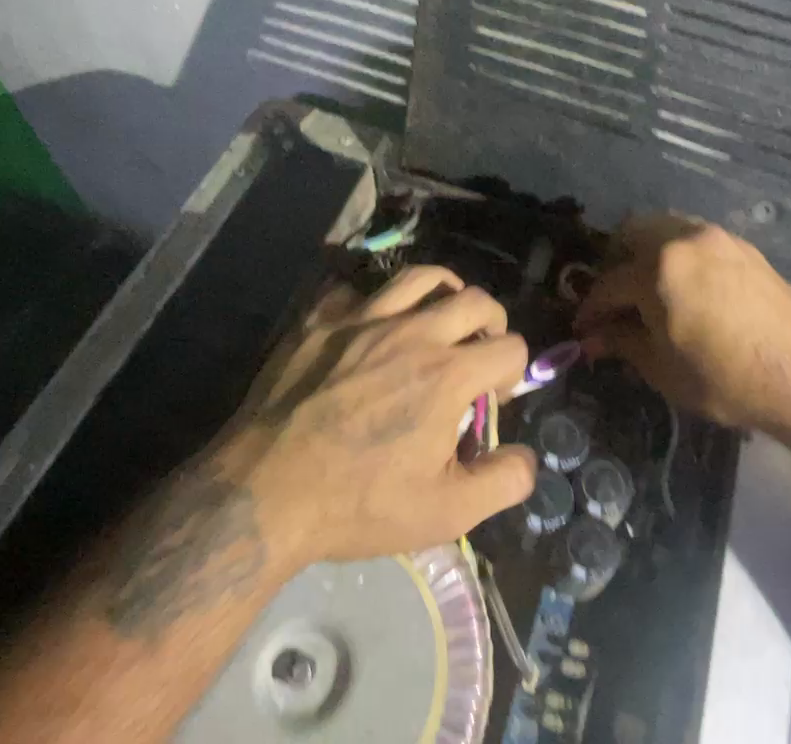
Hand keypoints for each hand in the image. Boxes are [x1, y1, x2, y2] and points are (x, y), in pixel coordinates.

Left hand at [248, 266, 536, 564]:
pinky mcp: (318, 321)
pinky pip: (357, 289)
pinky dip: (374, 302)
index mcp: (447, 375)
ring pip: (419, 277)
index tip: (492, 399)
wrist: (263, 493)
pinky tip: (371, 328)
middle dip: (492, 322)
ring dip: (444, 293)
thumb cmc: (358, 505)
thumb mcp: (445, 513)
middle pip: (474, 299)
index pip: (510, 347)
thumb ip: (504, 482)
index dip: (513, 373)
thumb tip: (527, 457)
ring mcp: (360, 320)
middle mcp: (411, 333)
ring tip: (440, 317)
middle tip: (478, 351)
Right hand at [575, 214, 790, 440]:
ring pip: (667, 230)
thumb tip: (594, 338)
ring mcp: (719, 239)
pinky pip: (696, 241)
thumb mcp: (662, 368)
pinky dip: (679, 258)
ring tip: (650, 296)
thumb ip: (623, 343)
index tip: (582, 332)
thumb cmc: (725, 378)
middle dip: (615, 265)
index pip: (608, 285)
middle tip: (615, 303)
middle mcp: (684, 239)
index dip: (590, 311)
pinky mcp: (745, 249)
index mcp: (658, 268)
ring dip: (648, 256)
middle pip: (633, 234)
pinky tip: (687, 293)